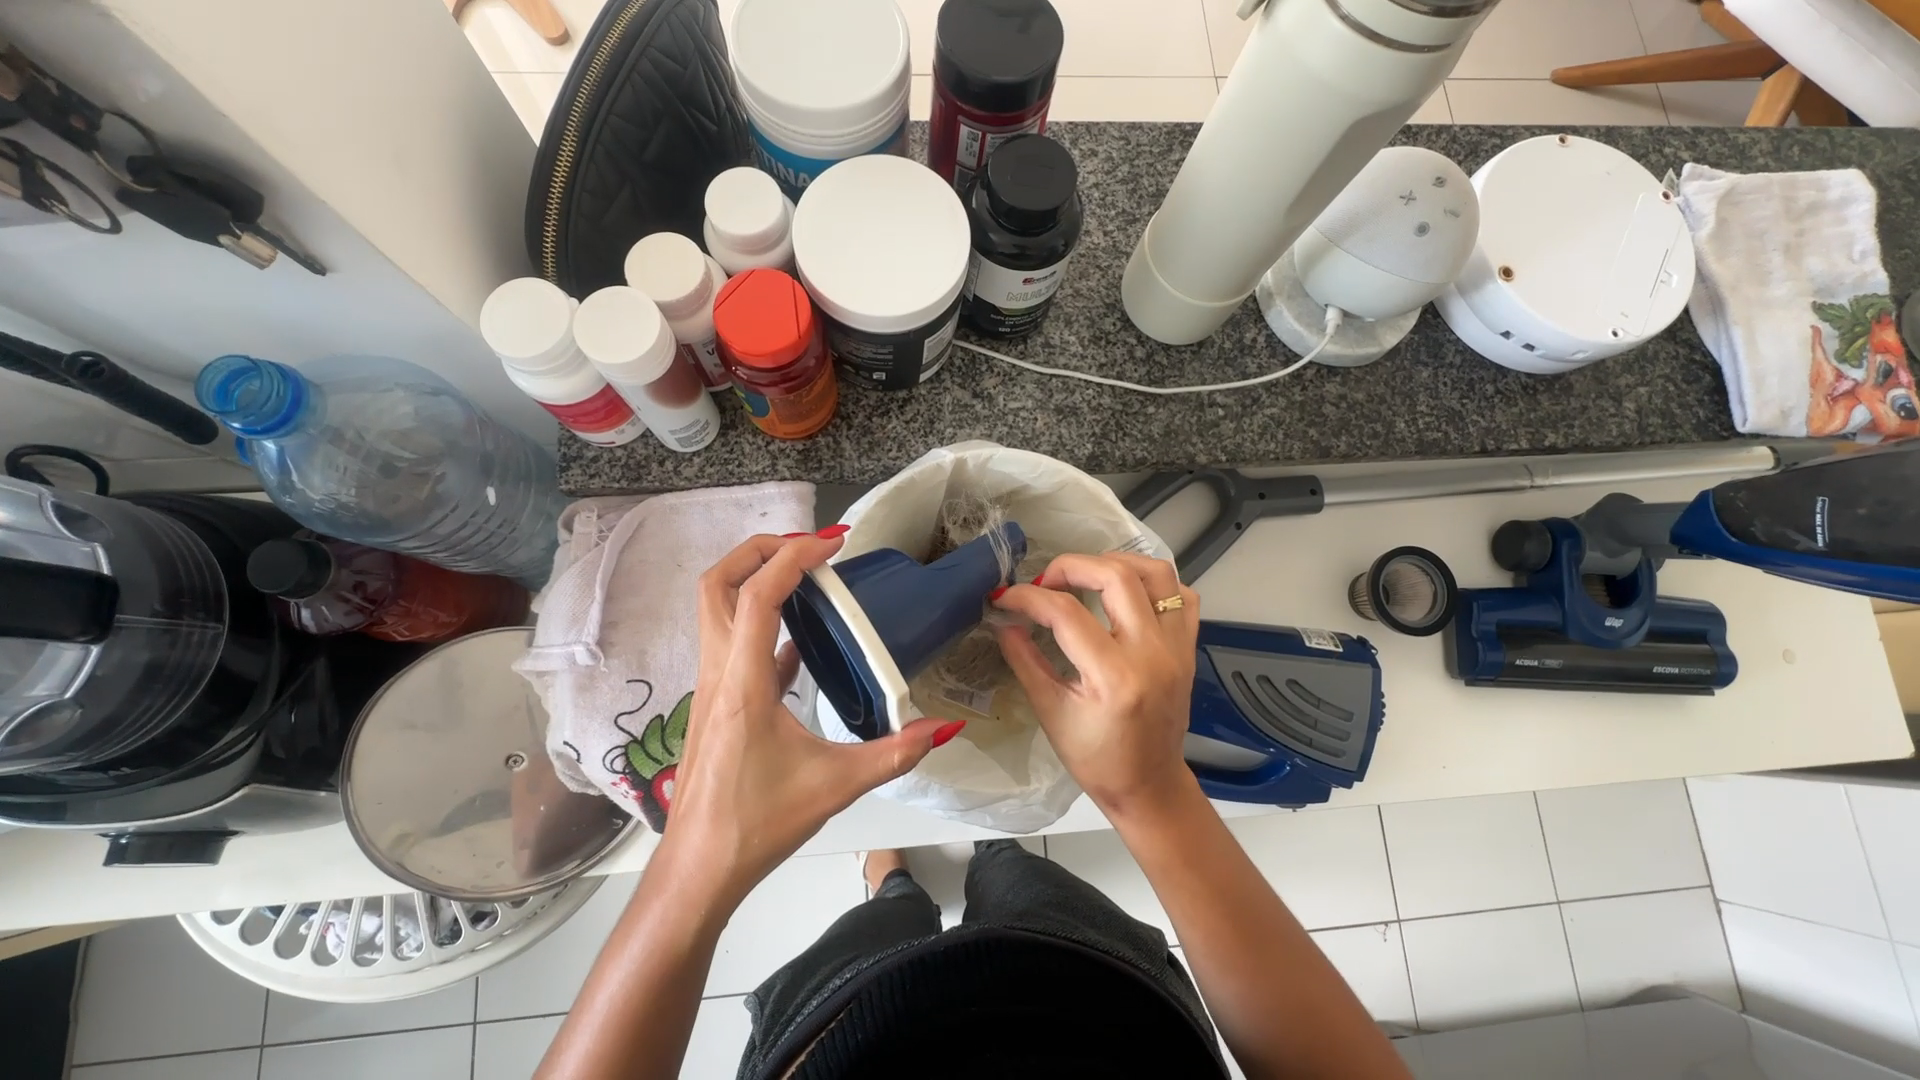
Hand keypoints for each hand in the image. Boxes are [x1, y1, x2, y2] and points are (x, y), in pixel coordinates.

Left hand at [663, 531, 957, 905]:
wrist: (698, 870)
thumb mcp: (836, 786)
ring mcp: (712, 686)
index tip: (833, 545)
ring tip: (808, 578)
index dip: (793, 557)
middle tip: (810, 548)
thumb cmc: (757, 825)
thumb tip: (944, 728)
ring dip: (755, 578)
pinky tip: (801, 637)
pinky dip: (761, 620)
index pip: (757, 595)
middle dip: (759, 550)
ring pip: (716, 607)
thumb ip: (895, 754)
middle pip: (717, 583)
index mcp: (742, 682)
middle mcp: (718, 672)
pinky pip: (733, 641)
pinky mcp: (718, 703)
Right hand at [991, 553, 1200, 816]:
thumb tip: (1003, 621)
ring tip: (1086, 575)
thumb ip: (1025, 661)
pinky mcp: (1188, 648)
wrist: (1149, 785)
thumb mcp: (1051, 712)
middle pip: (1116, 577)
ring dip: (1116, 563)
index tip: (1005, 598)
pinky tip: (1126, 593)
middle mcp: (1152, 654)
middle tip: (1046, 581)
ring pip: (1156, 574)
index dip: (1028, 597)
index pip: (1065, 613)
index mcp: (1113, 677)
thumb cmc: (1096, 759)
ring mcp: (1176, 647)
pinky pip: (1181, 595)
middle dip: (1072, 566)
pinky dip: (1153, 583)